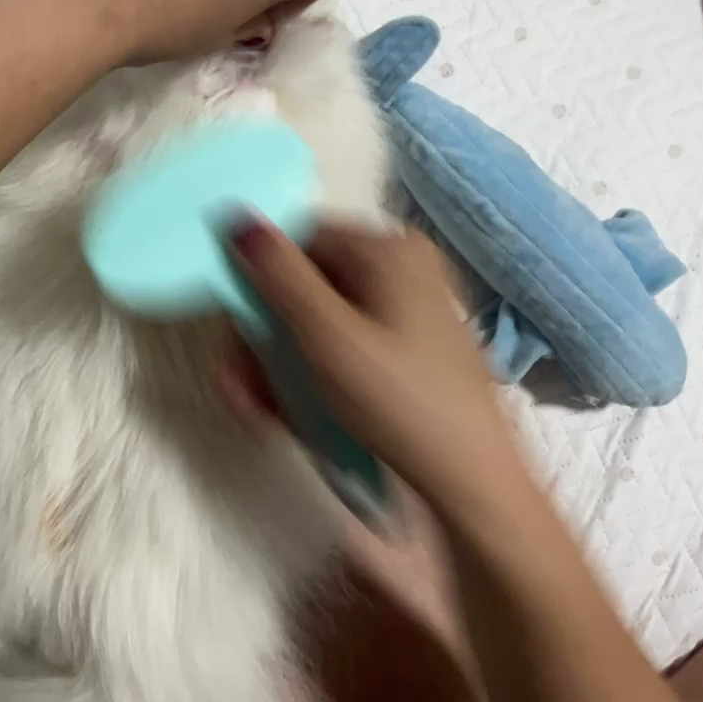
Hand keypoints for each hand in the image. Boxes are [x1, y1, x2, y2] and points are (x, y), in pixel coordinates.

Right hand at [225, 219, 530, 509]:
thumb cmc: (398, 403)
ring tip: (257, 409)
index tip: (233, 331)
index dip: (255, 281)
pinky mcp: (403, 349)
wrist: (469, 483)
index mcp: (388, 250)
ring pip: (314, 322)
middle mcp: (397, 269)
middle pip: (301, 286)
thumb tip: (238, 219)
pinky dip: (307, 373)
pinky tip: (286, 411)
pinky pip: (338, 346)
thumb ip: (279, 276)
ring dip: (274, 363)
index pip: (296, 240)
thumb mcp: (328, 338)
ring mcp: (403, 311)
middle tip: (238, 385)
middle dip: (260, 337)